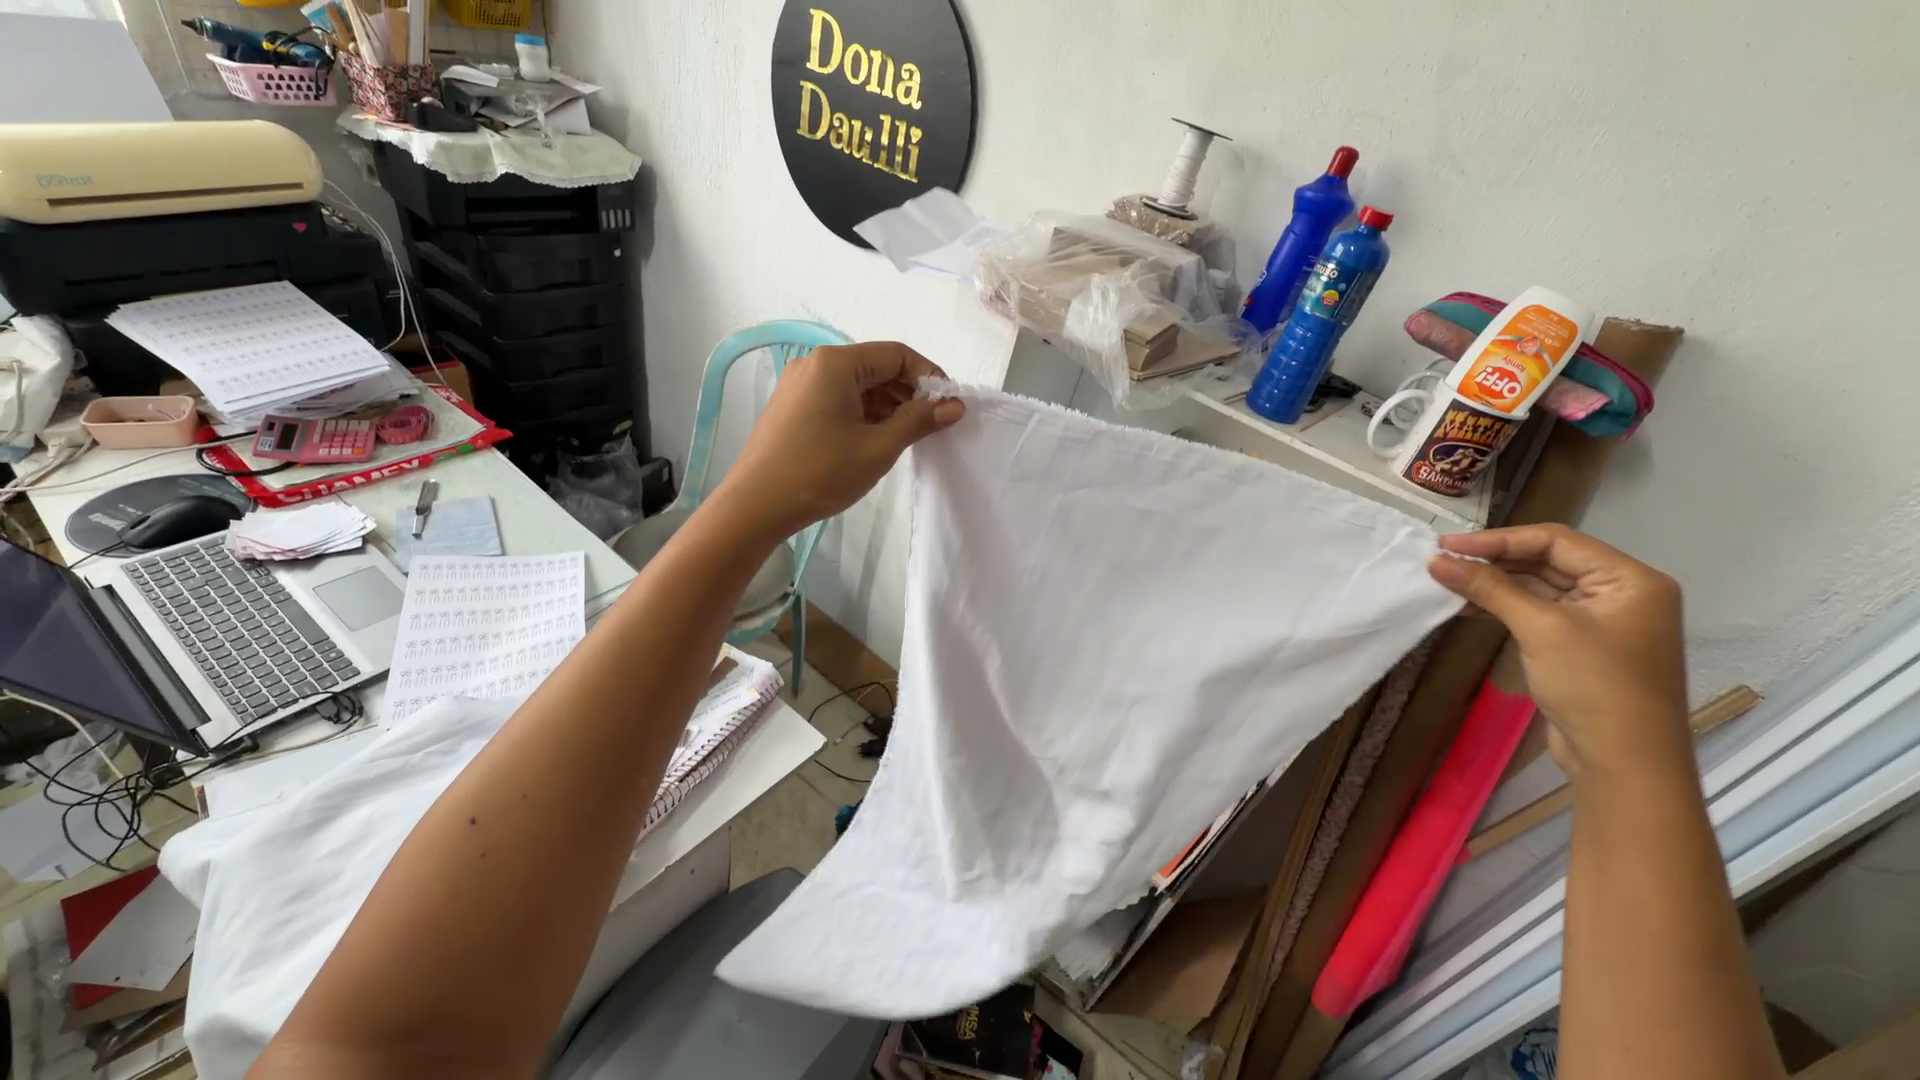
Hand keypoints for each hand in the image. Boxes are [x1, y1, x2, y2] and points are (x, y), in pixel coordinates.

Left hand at [712, 341, 963, 539]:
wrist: (755, 506)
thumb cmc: (820, 473)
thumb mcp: (878, 447)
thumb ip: (918, 421)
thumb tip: (953, 406)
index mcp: (835, 363)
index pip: (896, 354)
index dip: (928, 376)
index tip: (949, 405)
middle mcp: (815, 364)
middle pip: (876, 367)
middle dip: (909, 392)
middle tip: (934, 424)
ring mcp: (800, 386)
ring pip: (857, 386)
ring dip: (888, 406)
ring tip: (909, 437)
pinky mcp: (792, 408)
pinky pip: (838, 400)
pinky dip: (864, 414)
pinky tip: (878, 440)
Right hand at [1428, 524, 1688, 775]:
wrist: (1624, 762)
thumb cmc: (1594, 685)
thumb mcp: (1540, 629)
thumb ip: (1489, 588)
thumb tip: (1437, 561)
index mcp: (1630, 579)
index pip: (1555, 540)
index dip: (1497, 540)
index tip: (1447, 545)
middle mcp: (1622, 593)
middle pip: (1548, 561)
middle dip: (1494, 560)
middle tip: (1442, 560)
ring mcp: (1603, 622)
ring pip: (1540, 588)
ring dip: (1495, 584)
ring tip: (1447, 581)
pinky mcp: (1583, 647)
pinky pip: (1539, 613)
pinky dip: (1505, 608)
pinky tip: (1470, 607)